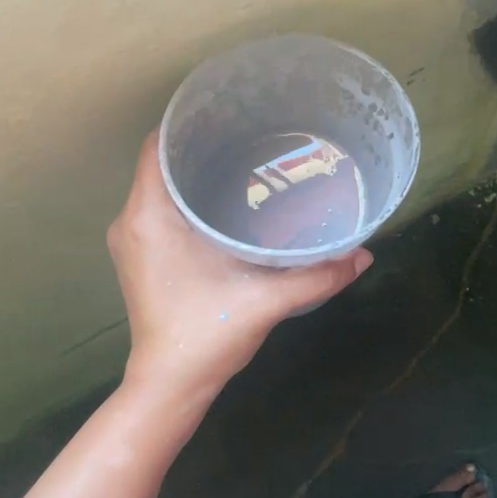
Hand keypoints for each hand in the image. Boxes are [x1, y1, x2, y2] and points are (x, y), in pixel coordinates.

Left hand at [108, 133, 372, 397]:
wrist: (170, 385)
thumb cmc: (206, 335)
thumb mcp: (267, 300)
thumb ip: (318, 276)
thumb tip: (364, 255)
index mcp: (149, 216)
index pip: (159, 144)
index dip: (191, 121)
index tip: (231, 111)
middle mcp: (131, 221)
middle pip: (162, 163)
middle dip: (203, 145)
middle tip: (252, 134)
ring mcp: (132, 242)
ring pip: (161, 188)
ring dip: (196, 173)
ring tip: (245, 161)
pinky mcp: (141, 259)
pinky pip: (162, 210)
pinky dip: (189, 200)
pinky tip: (228, 204)